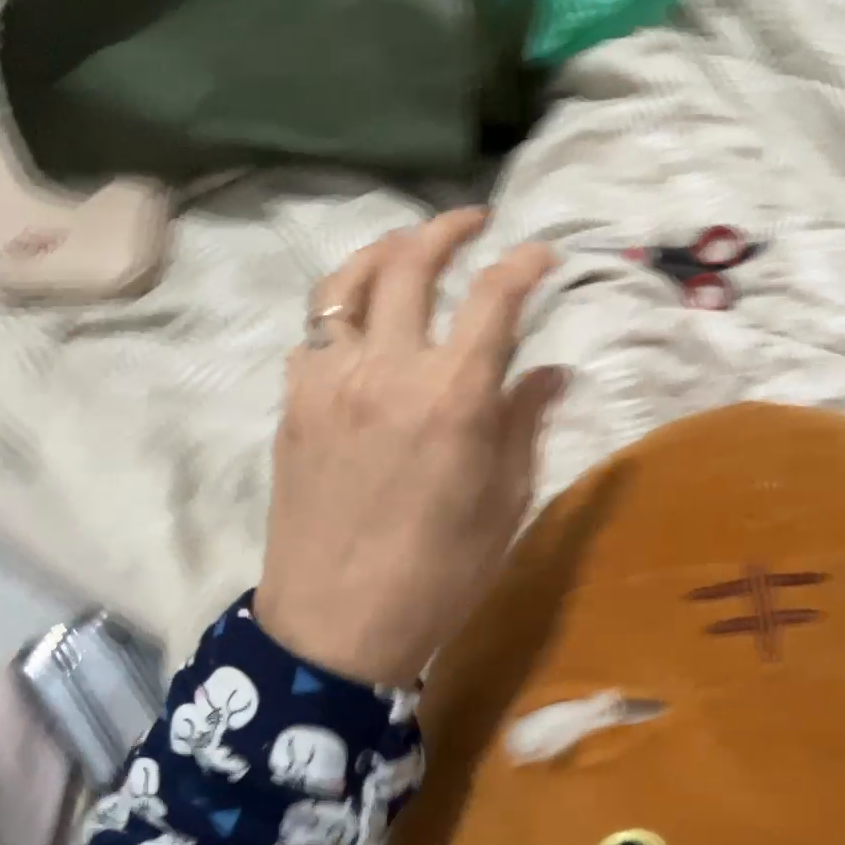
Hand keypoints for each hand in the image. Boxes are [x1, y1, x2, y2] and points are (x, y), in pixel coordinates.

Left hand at [254, 209, 565, 687]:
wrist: (338, 623)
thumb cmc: (443, 569)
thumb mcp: (506, 498)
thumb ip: (525, 420)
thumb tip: (550, 372)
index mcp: (454, 395)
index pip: (494, 298)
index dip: (524, 264)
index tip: (544, 254)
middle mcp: (388, 369)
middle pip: (411, 265)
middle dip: (448, 229)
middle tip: (474, 221)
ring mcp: (329, 380)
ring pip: (347, 283)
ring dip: (386, 251)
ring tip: (409, 244)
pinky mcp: (293, 402)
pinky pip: (314, 331)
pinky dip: (345, 308)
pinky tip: (364, 321)